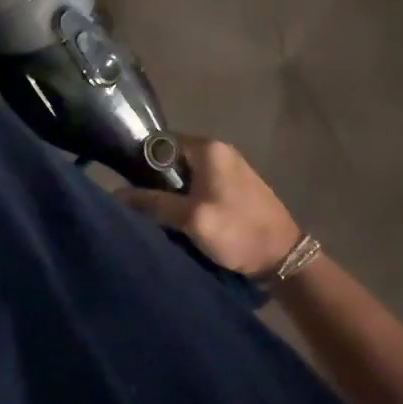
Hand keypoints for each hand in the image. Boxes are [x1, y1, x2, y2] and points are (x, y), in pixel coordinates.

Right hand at [116, 135, 301, 277]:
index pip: (158, 142)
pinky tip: (185, 214)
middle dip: (156, 177)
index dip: (140, 160)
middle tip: (145, 201)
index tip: (131, 183)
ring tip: (162, 210)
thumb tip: (115, 194)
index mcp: (209, 148)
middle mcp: (220, 150)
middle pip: (171, 157)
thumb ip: (151, 202)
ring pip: (185, 172)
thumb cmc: (237, 232)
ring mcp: (231, 167)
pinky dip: (189, 195)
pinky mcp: (237, 185)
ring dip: (172, 189)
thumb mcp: (190, 218)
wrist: (286, 261)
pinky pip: (201, 182)